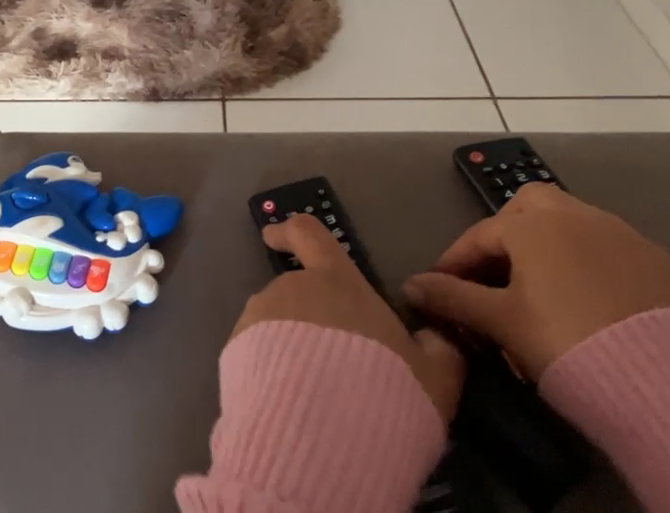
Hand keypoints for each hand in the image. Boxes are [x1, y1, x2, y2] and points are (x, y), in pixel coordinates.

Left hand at [234, 214, 465, 420]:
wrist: (320, 439)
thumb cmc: (385, 392)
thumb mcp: (435, 376)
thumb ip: (437, 348)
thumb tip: (435, 337)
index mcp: (336, 281)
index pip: (308, 234)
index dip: (290, 231)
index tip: (276, 235)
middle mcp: (290, 290)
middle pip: (297, 294)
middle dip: (310, 323)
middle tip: (335, 368)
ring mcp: (255, 320)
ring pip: (273, 328)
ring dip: (288, 350)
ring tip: (314, 396)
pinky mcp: (232, 354)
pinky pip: (253, 358)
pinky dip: (269, 374)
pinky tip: (291, 408)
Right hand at [404, 185, 669, 377]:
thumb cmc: (567, 342)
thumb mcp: (501, 323)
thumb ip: (452, 298)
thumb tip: (410, 285)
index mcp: (534, 225)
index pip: (480, 235)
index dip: (454, 261)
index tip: (439, 288)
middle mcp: (579, 217)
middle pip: (531, 206)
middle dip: (508, 231)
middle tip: (497, 272)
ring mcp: (627, 237)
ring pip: (576, 226)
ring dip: (552, 248)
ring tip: (544, 290)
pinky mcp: (663, 266)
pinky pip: (614, 254)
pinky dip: (593, 267)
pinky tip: (593, 304)